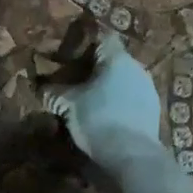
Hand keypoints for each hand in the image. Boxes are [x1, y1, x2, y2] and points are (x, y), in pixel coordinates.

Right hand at [42, 34, 161, 162]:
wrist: (132, 155)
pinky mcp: (152, 110)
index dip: (86, 42)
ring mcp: (148, 89)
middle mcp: (136, 68)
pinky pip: (130, 98)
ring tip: (88, 101)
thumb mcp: (68, 105)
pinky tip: (105, 117)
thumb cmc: (98, 120)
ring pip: (123, 80)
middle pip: (113, 60)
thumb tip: (40, 86)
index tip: (70, 52)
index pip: (103, 37)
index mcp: (117, 59)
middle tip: (74, 79)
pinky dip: (117, 103)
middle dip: (94, 68)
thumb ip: (53, 92)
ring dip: (107, 87)